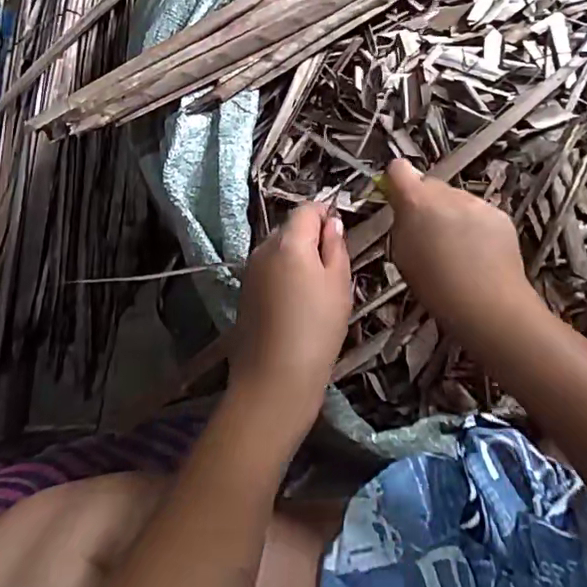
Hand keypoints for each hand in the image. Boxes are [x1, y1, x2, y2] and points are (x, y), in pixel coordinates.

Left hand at [229, 203, 351, 415]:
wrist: (274, 378)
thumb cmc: (317, 329)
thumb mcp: (338, 285)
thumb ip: (336, 247)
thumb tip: (332, 223)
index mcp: (288, 241)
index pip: (306, 209)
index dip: (325, 213)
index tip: (341, 232)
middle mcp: (263, 248)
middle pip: (290, 228)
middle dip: (311, 236)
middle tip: (334, 265)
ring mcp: (250, 269)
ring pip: (278, 249)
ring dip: (297, 256)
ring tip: (317, 288)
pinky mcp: (245, 291)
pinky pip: (268, 269)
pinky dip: (283, 275)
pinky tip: (297, 303)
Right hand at [382, 159, 542, 333]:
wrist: (488, 304)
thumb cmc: (436, 286)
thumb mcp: (401, 254)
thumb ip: (401, 222)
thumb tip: (404, 209)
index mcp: (416, 201)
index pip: (398, 169)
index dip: (396, 180)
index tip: (397, 195)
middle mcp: (447, 194)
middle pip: (430, 185)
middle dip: (426, 203)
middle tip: (428, 233)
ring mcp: (475, 202)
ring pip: (455, 200)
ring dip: (452, 214)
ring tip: (456, 248)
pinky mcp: (499, 214)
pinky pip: (478, 212)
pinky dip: (475, 225)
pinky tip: (477, 252)